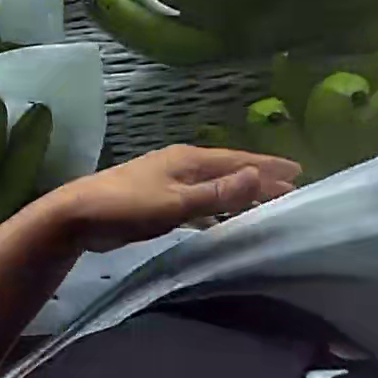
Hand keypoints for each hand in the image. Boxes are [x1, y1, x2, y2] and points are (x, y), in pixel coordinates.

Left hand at [36, 145, 299, 252]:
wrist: (77, 215)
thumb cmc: (126, 206)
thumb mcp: (176, 203)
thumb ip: (217, 193)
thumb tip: (261, 175)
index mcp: (188, 160)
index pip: (238, 161)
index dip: (268, 168)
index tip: (299, 173)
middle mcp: (180, 164)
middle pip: (227, 168)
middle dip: (258, 175)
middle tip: (290, 183)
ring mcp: (165, 180)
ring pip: (211, 183)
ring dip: (237, 190)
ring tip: (263, 199)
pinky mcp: (154, 198)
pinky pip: (196, 198)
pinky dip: (214, 205)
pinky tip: (218, 218)